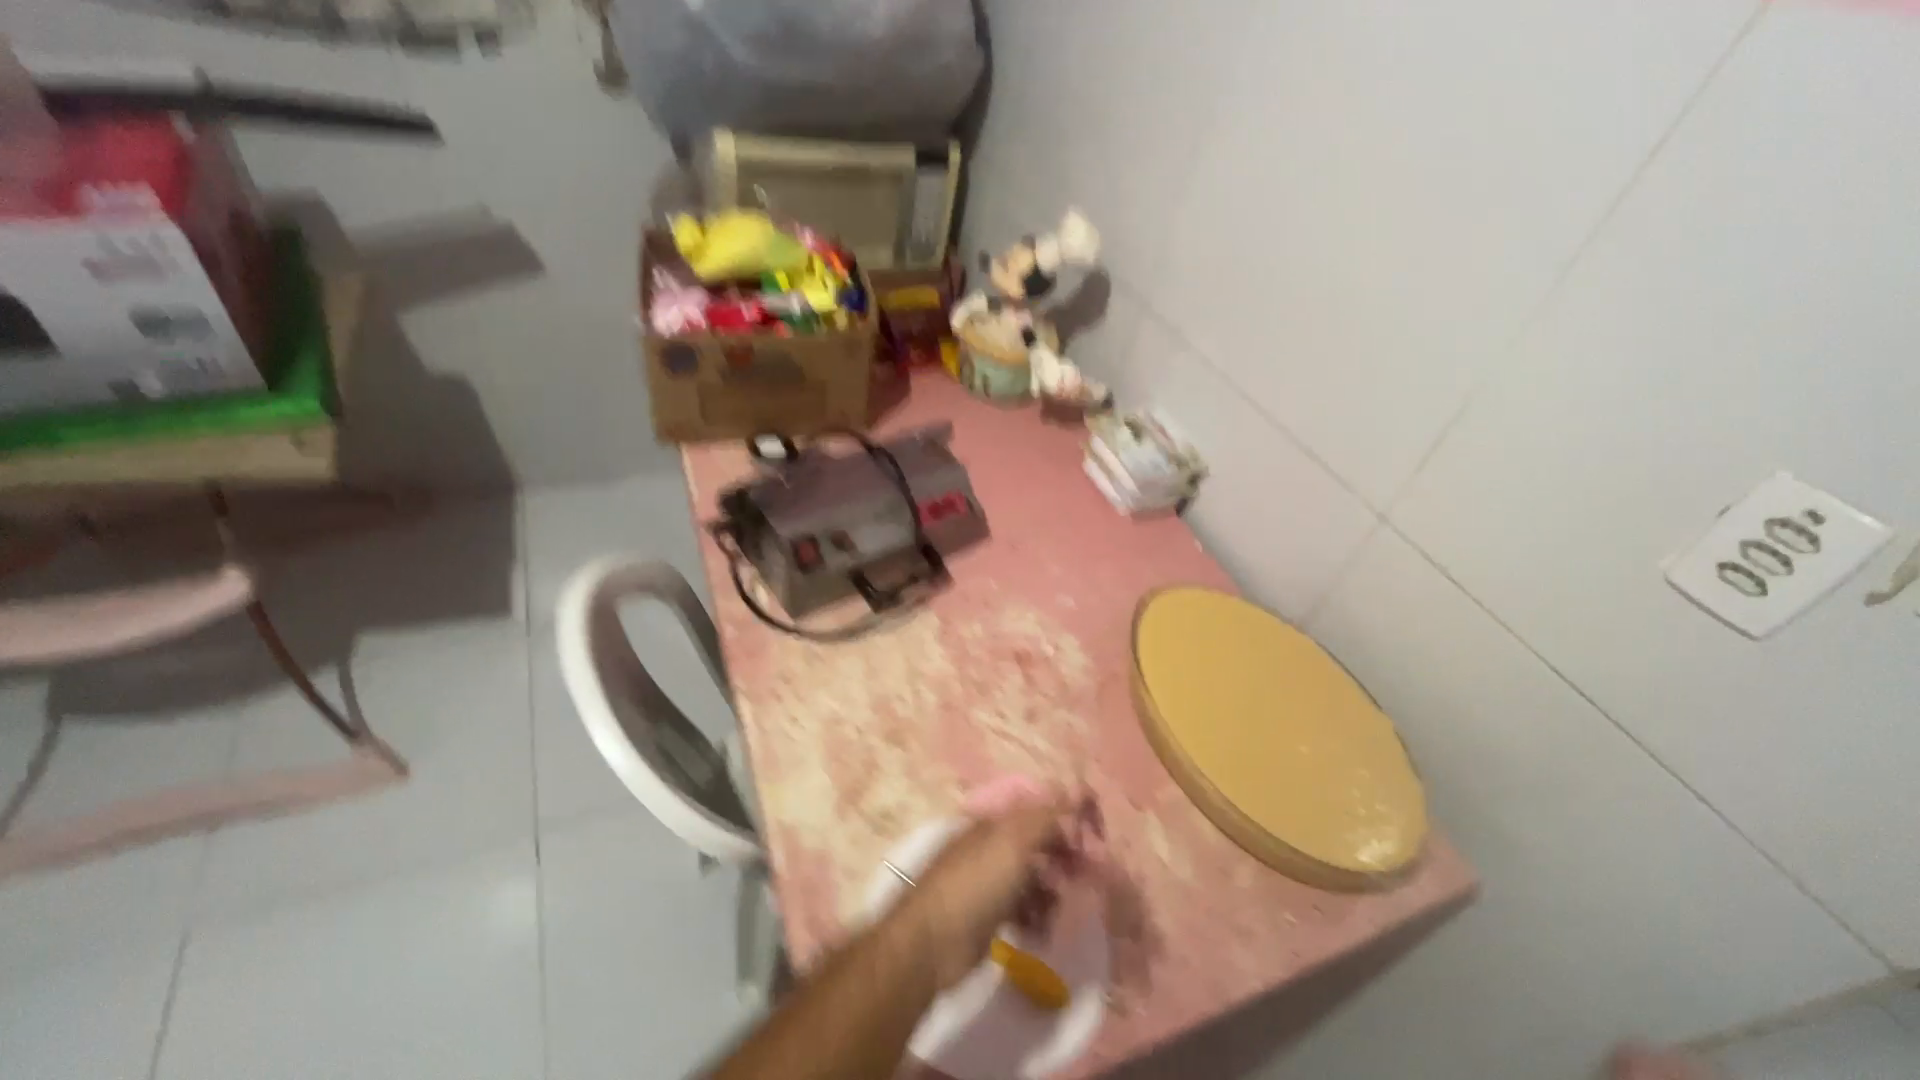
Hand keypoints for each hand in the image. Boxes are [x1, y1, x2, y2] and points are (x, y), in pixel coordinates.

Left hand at [899, 797, 1068, 989]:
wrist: (932, 944)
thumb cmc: (974, 886)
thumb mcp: (1013, 843)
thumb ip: (1048, 815)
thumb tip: (1078, 786)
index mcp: (996, 822)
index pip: (1041, 810)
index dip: (1070, 821)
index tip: (1095, 842)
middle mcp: (994, 846)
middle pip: (1041, 843)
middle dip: (1066, 859)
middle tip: (1086, 879)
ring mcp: (992, 880)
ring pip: (1036, 878)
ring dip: (1054, 893)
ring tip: (1058, 911)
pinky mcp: (992, 914)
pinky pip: (1026, 908)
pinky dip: (1038, 917)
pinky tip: (1041, 932)